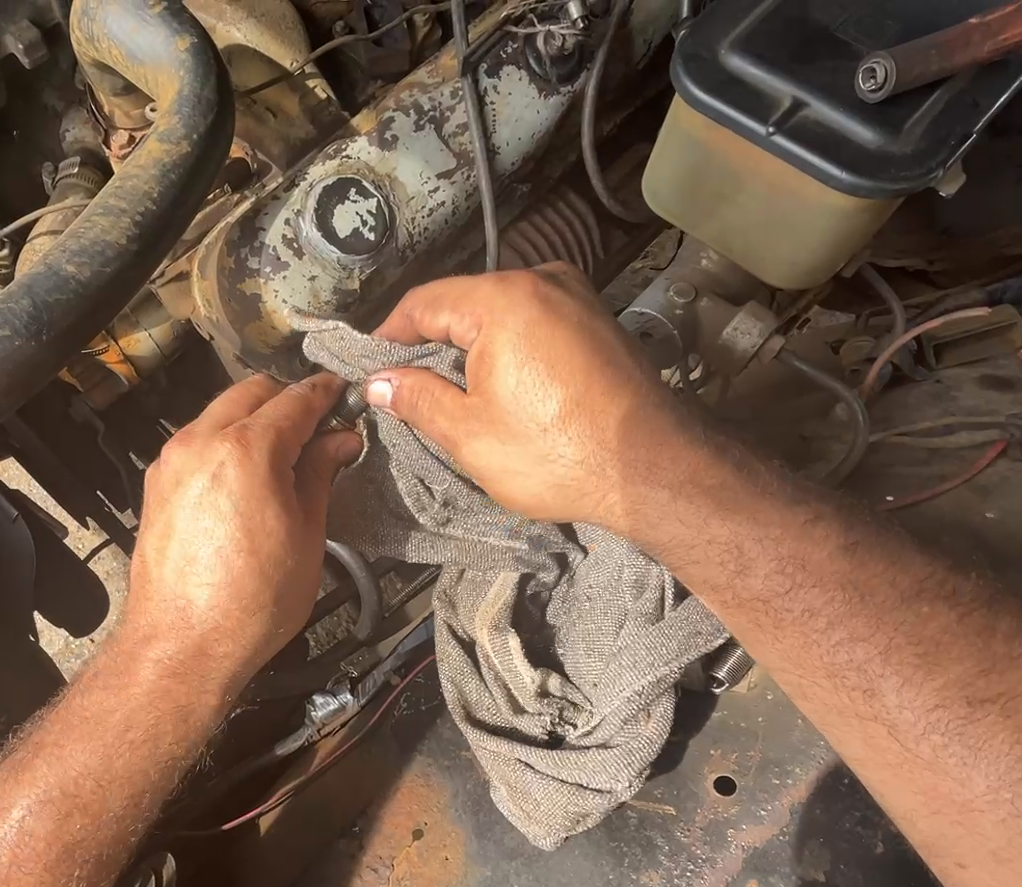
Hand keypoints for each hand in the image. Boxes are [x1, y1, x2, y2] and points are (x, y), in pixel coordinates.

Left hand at [119, 373, 361, 694]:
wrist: (183, 645)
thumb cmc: (250, 603)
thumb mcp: (307, 536)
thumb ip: (320, 475)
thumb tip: (339, 441)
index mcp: (247, 451)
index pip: (296, 400)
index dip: (326, 394)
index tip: (342, 396)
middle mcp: (201, 443)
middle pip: (252, 391)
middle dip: (287, 400)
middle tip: (317, 429)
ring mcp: (172, 461)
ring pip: (219, 412)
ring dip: (253, 419)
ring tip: (282, 456)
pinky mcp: (157, 483)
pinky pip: (196, 441)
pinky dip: (224, 442)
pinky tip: (245, 476)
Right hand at [368, 265, 680, 530]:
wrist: (653, 469)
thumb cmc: (556, 453)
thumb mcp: (469, 433)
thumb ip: (417, 398)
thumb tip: (379, 382)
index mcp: (502, 300)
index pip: (423, 303)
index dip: (388, 335)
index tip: (369, 366)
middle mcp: (541, 282)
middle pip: (462, 303)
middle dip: (429, 343)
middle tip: (404, 386)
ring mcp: (575, 297)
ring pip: (499, 313)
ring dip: (468, 347)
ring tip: (449, 392)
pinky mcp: (596, 321)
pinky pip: (533, 323)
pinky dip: (506, 347)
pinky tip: (499, 386)